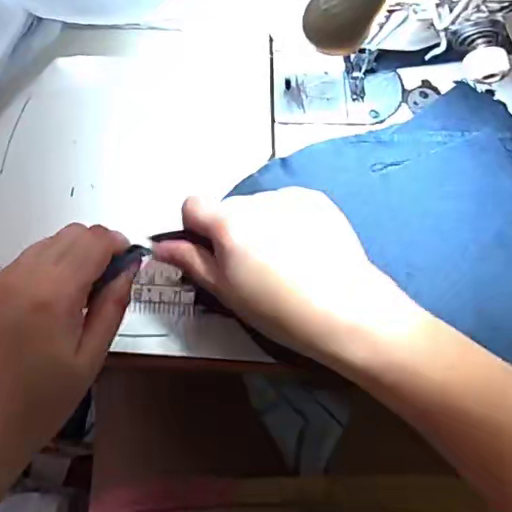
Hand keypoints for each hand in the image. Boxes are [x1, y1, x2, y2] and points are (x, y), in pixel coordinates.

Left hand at [0, 223, 132, 487]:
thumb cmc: (39, 405)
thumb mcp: (88, 360)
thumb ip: (111, 306)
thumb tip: (128, 268)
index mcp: (52, 293)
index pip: (92, 241)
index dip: (116, 244)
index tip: (129, 262)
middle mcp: (21, 275)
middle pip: (69, 234)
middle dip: (95, 246)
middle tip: (107, 282)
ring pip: (45, 244)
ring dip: (69, 255)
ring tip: (78, 296)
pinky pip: (22, 263)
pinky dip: (44, 268)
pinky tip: (48, 305)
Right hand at [152, 190, 430, 372]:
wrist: (350, 313)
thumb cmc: (279, 310)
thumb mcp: (226, 292)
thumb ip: (190, 262)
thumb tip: (161, 247)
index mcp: (227, 222)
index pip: (192, 205)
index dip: (195, 229)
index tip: (210, 254)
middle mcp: (255, 200)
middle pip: (227, 207)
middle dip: (230, 230)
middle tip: (249, 267)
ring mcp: (288, 197)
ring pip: (257, 207)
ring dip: (259, 225)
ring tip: (282, 262)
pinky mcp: (317, 200)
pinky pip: (286, 205)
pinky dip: (286, 221)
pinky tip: (303, 251)